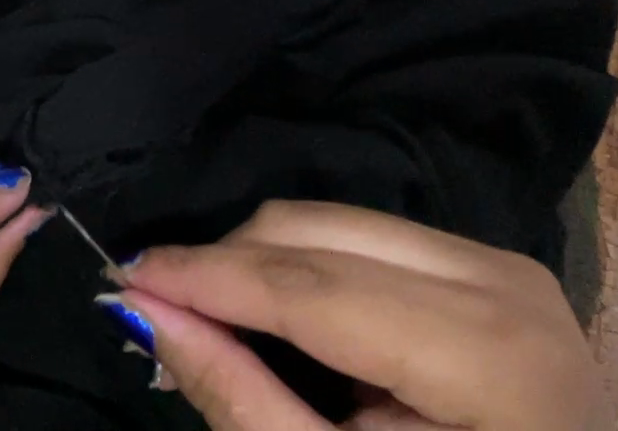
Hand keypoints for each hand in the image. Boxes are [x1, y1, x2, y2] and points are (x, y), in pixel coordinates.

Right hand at [111, 201, 605, 429]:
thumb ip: (238, 396)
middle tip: (157, 303)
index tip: (121, 276)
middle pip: (308, 234)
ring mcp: (493, 260)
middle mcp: (496, 279)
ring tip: (215, 313)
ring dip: (253, 260)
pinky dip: (295, 261)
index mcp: (488, 355)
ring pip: (323, 220)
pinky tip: (276, 310)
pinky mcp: (480, 260)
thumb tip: (141, 310)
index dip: (205, 277)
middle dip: (222, 265)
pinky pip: (353, 232)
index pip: (308, 288)